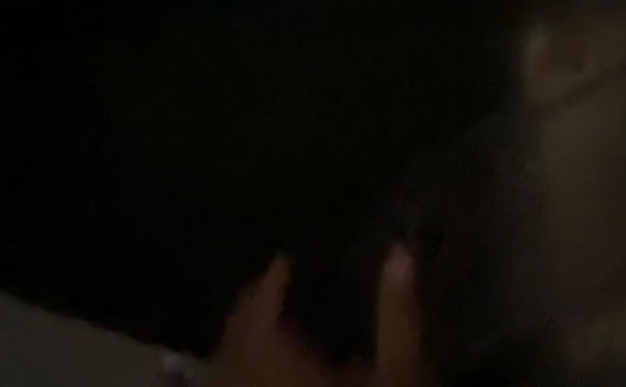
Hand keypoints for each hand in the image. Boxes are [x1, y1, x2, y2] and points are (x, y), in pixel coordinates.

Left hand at [213, 250, 425, 386]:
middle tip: (271, 287)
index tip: (283, 263)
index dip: (266, 290)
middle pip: (232, 353)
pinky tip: (246, 375)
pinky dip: (232, 379)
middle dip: (246, 316)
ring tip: (258, 325)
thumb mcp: (403, 376)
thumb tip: (401, 251)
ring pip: (222, 381)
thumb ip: (399, 314)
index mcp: (288, 379)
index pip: (260, 324)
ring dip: (235, 349)